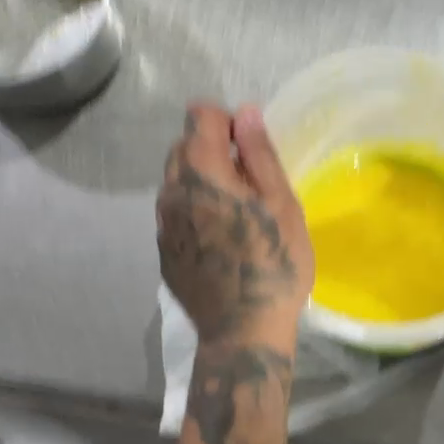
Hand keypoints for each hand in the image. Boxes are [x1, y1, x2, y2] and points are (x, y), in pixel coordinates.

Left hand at [158, 104, 314, 345]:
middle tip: (252, 189)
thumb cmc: (274, 266)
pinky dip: (197, 215)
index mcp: (200, 170)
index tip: (254, 154)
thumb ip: (260, 155)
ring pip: (178, 182)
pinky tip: (224, 245)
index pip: (201, 114)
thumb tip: (246, 112)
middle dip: (215, 153)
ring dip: (205, 185)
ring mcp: (161, 222)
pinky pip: (177, 216)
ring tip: (239, 219)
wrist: (243, 331)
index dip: (230, 123)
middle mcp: (170, 189)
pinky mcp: (163, 251)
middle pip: (184, 146)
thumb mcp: (281, 206)